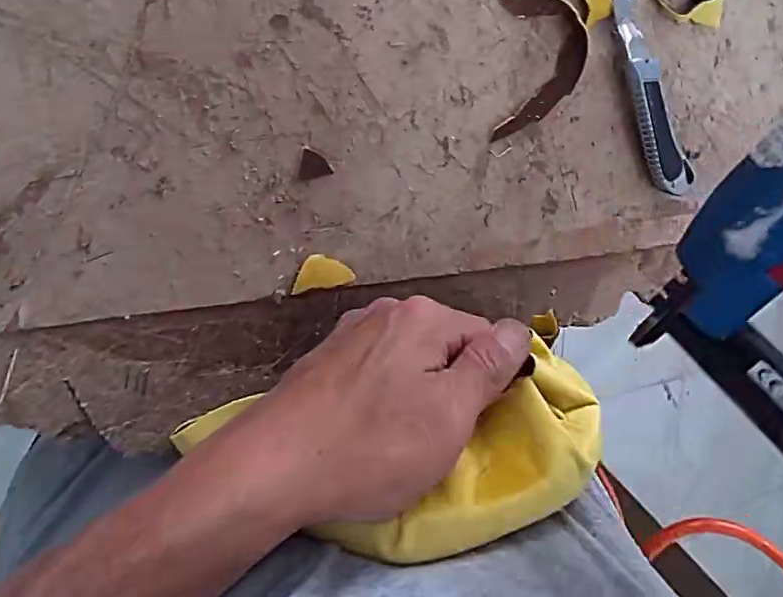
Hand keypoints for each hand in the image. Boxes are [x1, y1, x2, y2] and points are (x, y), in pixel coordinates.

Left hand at [0, 296, 532, 596]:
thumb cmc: (369, 446)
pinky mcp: (324, 357)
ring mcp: (352, 330)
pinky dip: (380, 393)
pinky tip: (360, 426)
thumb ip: (491, 365)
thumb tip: (519, 329)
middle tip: (432, 435)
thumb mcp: (449, 415)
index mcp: (426, 316)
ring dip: (415, 390)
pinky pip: (375, 368)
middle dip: (450, 384)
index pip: (486, 338)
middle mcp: (391, 309)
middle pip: (447, 344)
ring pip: (410, 357)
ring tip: (393, 436)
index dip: (487, 381)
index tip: (469, 420)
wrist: (263, 472)